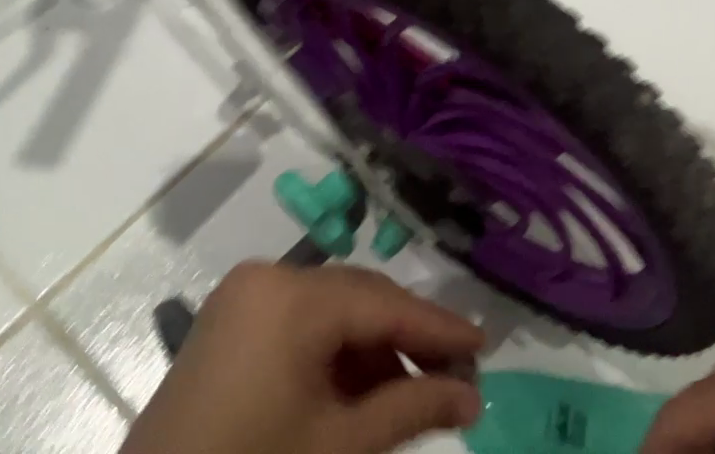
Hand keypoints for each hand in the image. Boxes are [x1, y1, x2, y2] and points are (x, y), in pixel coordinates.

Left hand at [121, 262, 484, 453]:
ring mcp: (243, 297)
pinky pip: (300, 323)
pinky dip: (336, 353)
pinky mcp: (229, 322)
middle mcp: (267, 278)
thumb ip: (412, 409)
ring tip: (414, 392)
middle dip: (408, 338)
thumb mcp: (340, 445)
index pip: (385, 303)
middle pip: (360, 298)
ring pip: (332, 310)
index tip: (485, 345)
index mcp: (291, 296)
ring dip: (375, 348)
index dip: (439, 327)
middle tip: (457, 375)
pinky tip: (364, 390)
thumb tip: (473, 395)